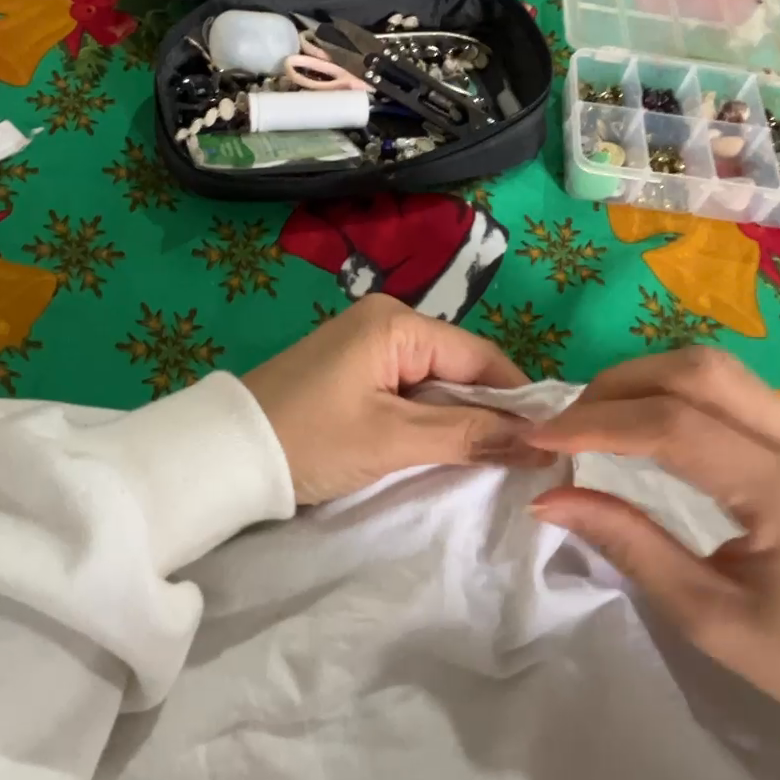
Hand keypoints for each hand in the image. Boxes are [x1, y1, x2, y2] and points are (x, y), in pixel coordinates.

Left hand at [242, 294, 539, 504]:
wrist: (228, 454)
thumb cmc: (310, 440)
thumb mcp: (392, 439)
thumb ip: (467, 435)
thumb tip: (539, 441)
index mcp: (396, 322)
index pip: (480, 355)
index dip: (518, 399)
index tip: (551, 442)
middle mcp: (385, 320)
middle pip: (460, 365)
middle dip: (489, 410)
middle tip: (523, 458)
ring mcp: (367, 343)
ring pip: (436, 380)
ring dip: (459, 417)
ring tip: (491, 457)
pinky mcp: (353, 369)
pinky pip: (409, 387)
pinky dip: (428, 416)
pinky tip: (444, 445)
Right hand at [526, 348, 779, 727]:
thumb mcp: (705, 615)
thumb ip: (626, 542)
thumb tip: (548, 498)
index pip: (677, 429)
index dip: (598, 424)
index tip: (542, 437)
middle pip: (700, 372)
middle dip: (619, 385)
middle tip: (568, 422)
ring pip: (717, 369)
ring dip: (645, 379)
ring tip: (596, 417)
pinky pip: (732, 389)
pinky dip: (674, 391)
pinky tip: (642, 420)